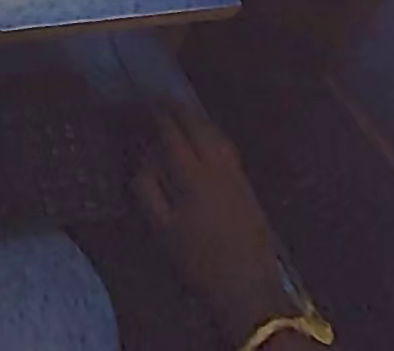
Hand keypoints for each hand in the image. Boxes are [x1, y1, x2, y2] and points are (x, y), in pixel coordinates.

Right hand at [131, 103, 300, 341]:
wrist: (249, 295)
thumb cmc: (198, 261)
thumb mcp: (161, 229)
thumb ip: (147, 188)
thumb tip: (143, 160)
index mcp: (192, 176)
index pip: (173, 134)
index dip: (159, 115)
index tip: (146, 102)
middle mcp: (217, 170)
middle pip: (199, 129)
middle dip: (181, 111)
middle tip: (164, 99)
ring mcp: (238, 180)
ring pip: (219, 138)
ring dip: (201, 121)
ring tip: (186, 113)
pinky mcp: (250, 192)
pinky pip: (230, 152)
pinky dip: (216, 137)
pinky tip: (210, 140)